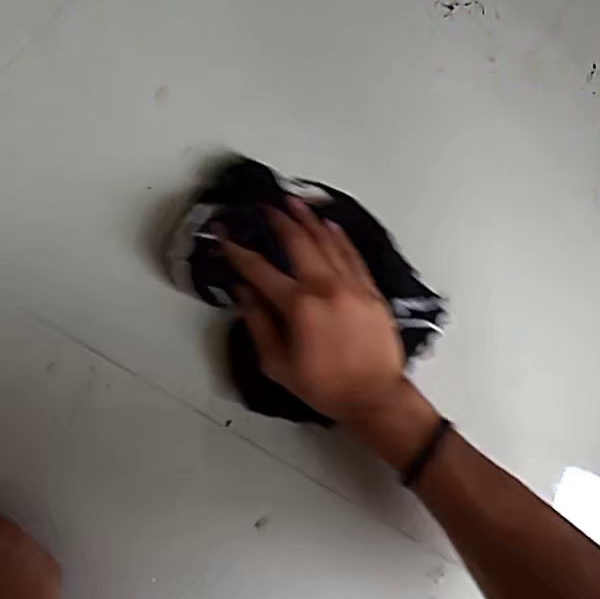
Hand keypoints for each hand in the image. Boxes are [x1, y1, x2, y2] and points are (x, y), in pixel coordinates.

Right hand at [220, 198, 438, 467]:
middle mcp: (325, 286)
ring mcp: (351, 284)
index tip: (224, 233)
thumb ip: (259, 324)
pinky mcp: (371, 289)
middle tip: (266, 206)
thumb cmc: (323, 386)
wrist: (375, 397)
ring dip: (309, 219)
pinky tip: (331, 224)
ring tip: (295, 202)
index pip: (260, 269)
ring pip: (327, 241)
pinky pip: (352, 254)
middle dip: (279, 220)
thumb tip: (242, 291)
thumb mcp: (279, 365)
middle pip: (298, 242)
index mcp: (299, 305)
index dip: (238, 250)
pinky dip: (340, 237)